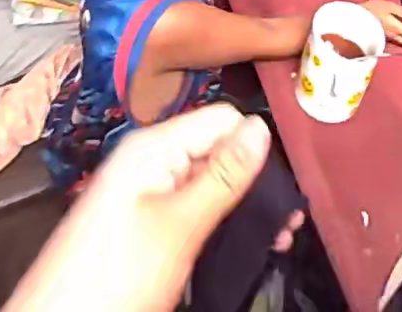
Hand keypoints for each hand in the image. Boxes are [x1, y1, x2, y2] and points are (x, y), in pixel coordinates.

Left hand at [6, 104, 272, 311]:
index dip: (256, 146)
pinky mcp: (141, 223)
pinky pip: (193, 205)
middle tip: (289, 220)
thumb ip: (222, 174)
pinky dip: (221, 219)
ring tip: (278, 236)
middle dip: (255, 179)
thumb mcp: (177, 228)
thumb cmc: (112, 281)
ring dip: (244, 203)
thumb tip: (263, 124)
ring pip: (210, 180)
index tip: (285, 184)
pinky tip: (246, 241)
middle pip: (219, 148)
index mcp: (154, 146)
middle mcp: (150, 158)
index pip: (224, 119)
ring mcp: (144, 192)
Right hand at [360, 0, 401, 47]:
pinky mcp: (377, 42)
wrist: (353, 22)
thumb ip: (400, 11)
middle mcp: (392, 36)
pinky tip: (397, 48)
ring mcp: (384, 40)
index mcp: (396, 27)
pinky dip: (397, 48)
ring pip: (399, 45)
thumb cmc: (370, 11)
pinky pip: (391, 47)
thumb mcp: (387, 5)